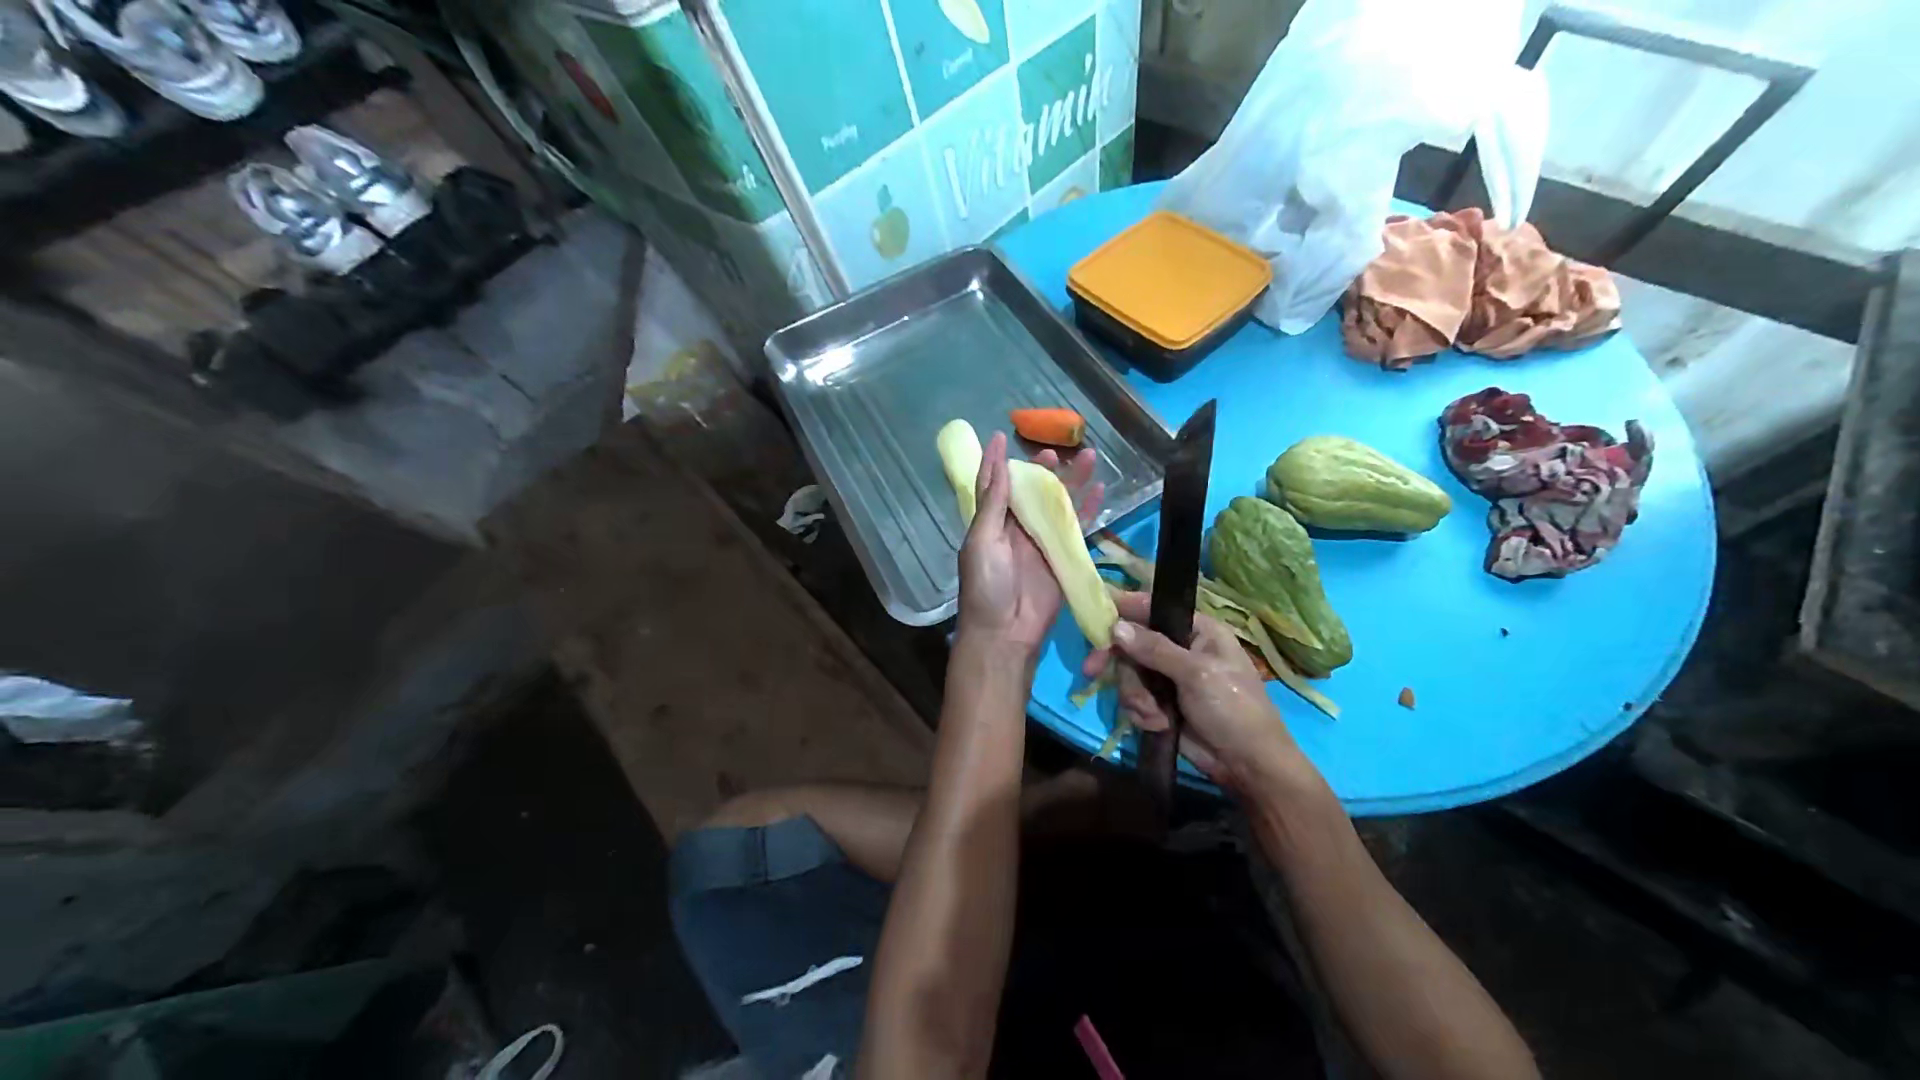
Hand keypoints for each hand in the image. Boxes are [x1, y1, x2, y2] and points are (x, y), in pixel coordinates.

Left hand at [956, 432, 1101, 656]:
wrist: (1005, 633)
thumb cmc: (985, 587)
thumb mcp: (981, 543)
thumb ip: (993, 507)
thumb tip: (1002, 469)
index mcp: (991, 524)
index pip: (994, 485)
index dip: (996, 461)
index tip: (1000, 436)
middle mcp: (1016, 529)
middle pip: (1032, 491)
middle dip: (1042, 469)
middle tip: (1053, 450)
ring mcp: (1041, 542)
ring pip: (1059, 505)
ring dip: (1072, 483)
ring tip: (1089, 457)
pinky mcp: (1063, 557)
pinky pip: (1078, 528)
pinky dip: (1089, 510)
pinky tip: (1100, 490)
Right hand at [1083, 591, 1321, 796]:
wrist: (1247, 766)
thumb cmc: (1233, 710)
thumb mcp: (1196, 674)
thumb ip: (1155, 649)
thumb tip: (1116, 626)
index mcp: (1197, 630)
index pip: (1152, 608)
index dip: (1122, 610)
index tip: (1094, 620)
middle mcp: (1180, 648)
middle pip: (1131, 642)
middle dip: (1120, 664)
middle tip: (1091, 671)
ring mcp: (1169, 676)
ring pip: (1129, 673)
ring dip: (1136, 696)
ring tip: (1155, 716)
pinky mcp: (1161, 702)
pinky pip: (1133, 697)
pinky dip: (1141, 712)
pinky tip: (1158, 725)